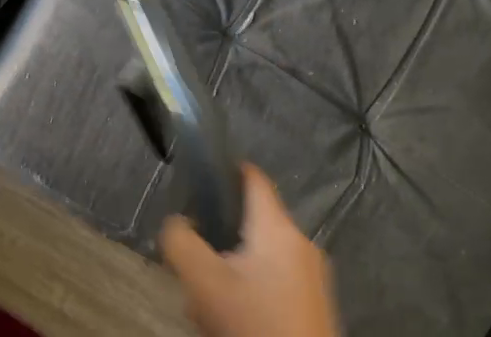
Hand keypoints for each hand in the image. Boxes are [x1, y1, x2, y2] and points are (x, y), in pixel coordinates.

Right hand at [160, 166, 339, 336]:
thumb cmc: (255, 325)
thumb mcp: (203, 281)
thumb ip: (180, 240)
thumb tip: (179, 222)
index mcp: (278, 228)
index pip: (251, 175)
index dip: (221, 169)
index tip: (193, 181)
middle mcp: (300, 244)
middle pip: (248, 220)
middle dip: (215, 236)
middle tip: (192, 259)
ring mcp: (311, 277)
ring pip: (255, 254)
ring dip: (226, 268)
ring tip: (205, 299)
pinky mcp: (311, 305)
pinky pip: (270, 279)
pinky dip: (246, 288)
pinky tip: (229, 318)